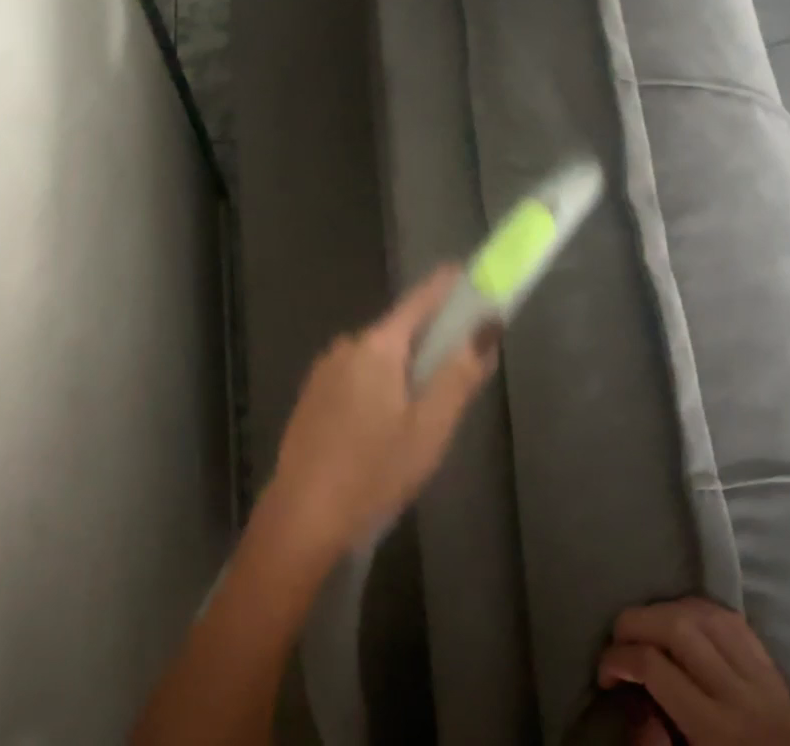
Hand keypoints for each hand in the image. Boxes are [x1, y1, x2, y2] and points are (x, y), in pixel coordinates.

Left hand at [261, 265, 499, 556]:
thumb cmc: (374, 471)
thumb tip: (486, 328)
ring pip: (378, 359)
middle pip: (399, 332)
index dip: (447, 286)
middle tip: (459, 374)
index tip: (470, 273)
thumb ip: (460, 374)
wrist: (303, 516)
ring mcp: (324, 372)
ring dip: (404, 371)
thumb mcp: (430, 427)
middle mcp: (346, 347)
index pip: (419, 300)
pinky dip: (379, 389)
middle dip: (430, 343)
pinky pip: (357, 378)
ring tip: (422, 417)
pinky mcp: (312, 398)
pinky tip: (384, 430)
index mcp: (376, 346)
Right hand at [598, 598, 789, 745]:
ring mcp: (762, 675)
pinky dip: (695, 610)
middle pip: (676, 626)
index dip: (615, 660)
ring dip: (662, 611)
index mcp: (717, 728)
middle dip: (634, 624)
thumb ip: (648, 742)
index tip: (605, 675)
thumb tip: (628, 700)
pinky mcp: (772, 666)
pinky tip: (679, 623)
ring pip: (702, 612)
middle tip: (619, 644)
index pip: (653, 666)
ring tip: (646, 633)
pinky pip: (728, 617)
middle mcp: (741, 693)